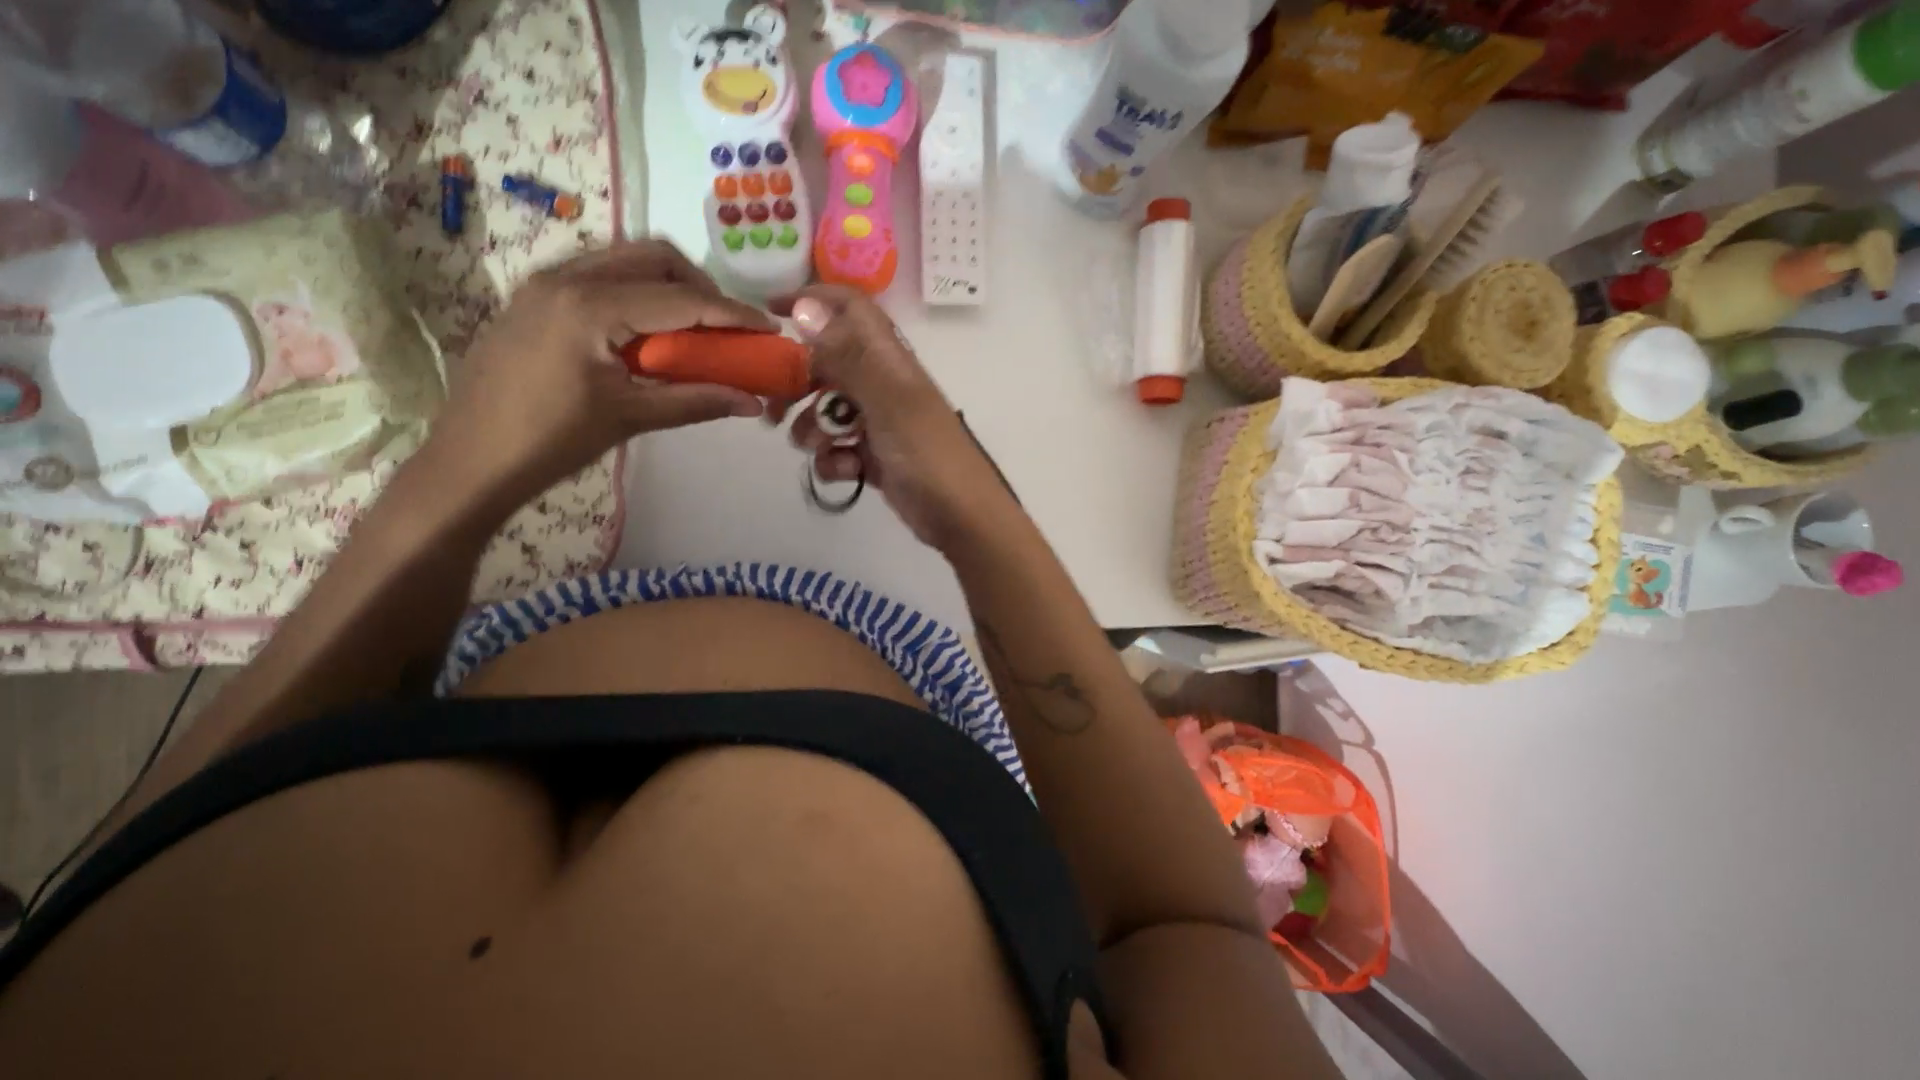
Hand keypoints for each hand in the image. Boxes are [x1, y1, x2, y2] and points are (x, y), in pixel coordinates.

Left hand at [426, 240, 771, 507]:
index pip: (680, 298)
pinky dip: (633, 291)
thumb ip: (696, 401)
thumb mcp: (630, 417)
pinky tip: (642, 333)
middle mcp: (566, 277)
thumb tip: (755, 403)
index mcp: (591, 306)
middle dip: (700, 286)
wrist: (469, 460)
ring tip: (688, 330)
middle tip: (725, 327)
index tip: (770, 327)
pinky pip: (598, 274)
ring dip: (666, 285)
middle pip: (654, 256)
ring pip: (624, 259)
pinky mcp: (533, 296)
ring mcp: (544, 281)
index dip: (731, 312)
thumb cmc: (550, 442)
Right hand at [769, 286, 1016, 550]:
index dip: (814, 300)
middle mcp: (882, 383)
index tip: (772, 310)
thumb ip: (847, 355)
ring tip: (814, 446)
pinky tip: (845, 472)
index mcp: (889, 360)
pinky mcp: (874, 456)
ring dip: (811, 427)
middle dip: (796, 382)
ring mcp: (878, 421)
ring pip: (826, 409)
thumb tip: (805, 307)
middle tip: (772, 406)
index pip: (850, 310)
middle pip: (827, 363)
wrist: (961, 518)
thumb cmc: (928, 454)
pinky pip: (838, 448)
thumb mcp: (887, 400)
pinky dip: (833, 459)